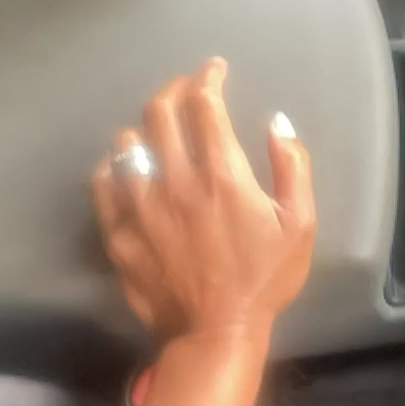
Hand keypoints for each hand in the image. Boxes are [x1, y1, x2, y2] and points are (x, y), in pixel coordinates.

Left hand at [91, 58, 316, 344]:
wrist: (216, 335)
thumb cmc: (265, 277)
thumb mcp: (301, 221)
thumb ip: (293, 165)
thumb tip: (277, 122)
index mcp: (221, 173)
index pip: (205, 105)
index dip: (208, 78)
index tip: (215, 69)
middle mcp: (175, 181)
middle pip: (159, 114)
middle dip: (173, 89)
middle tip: (186, 89)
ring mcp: (141, 209)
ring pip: (127, 146)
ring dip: (143, 127)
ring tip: (156, 129)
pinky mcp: (120, 236)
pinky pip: (103, 187)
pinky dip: (112, 167)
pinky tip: (122, 166)